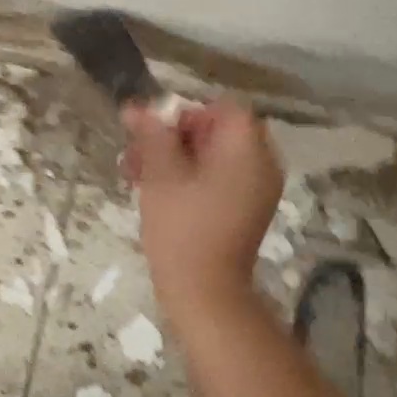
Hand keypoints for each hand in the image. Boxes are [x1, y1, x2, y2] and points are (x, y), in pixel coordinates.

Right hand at [120, 98, 283, 298]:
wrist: (204, 290)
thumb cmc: (182, 227)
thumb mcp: (160, 174)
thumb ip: (151, 135)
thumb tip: (136, 106)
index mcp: (247, 149)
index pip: (221, 108)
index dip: (184, 115)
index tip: (153, 135)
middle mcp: (261, 163)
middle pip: (216, 131)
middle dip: (172, 139)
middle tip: (134, 156)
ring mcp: (256, 189)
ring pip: (213, 157)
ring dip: (174, 159)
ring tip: (135, 177)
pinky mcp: (246, 210)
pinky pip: (218, 180)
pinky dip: (190, 179)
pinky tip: (157, 195)